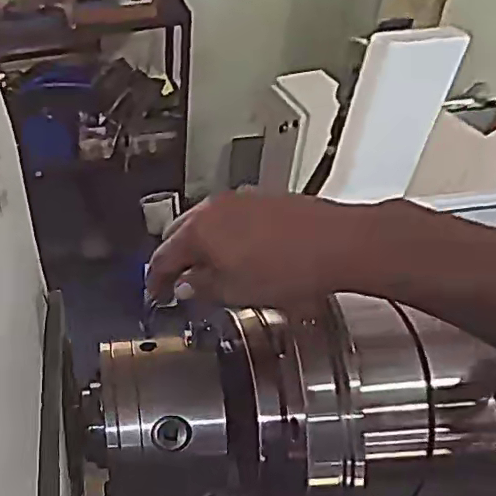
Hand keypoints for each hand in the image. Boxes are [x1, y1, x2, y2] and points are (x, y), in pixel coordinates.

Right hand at [144, 190, 372, 307]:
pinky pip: (230, 219)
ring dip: (200, 248)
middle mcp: (215, 208)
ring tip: (207, 274)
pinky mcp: (263, 200)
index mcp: (198, 230)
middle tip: (174, 284)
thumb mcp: (233, 292)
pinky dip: (223, 239)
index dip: (156, 281)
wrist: (340, 245)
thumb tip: (185, 286)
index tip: (156, 295)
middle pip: (179, 235)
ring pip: (205, 225)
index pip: (162, 258)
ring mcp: (240, 200)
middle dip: (174, 260)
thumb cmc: (291, 267)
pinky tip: (236, 258)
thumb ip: (200, 288)